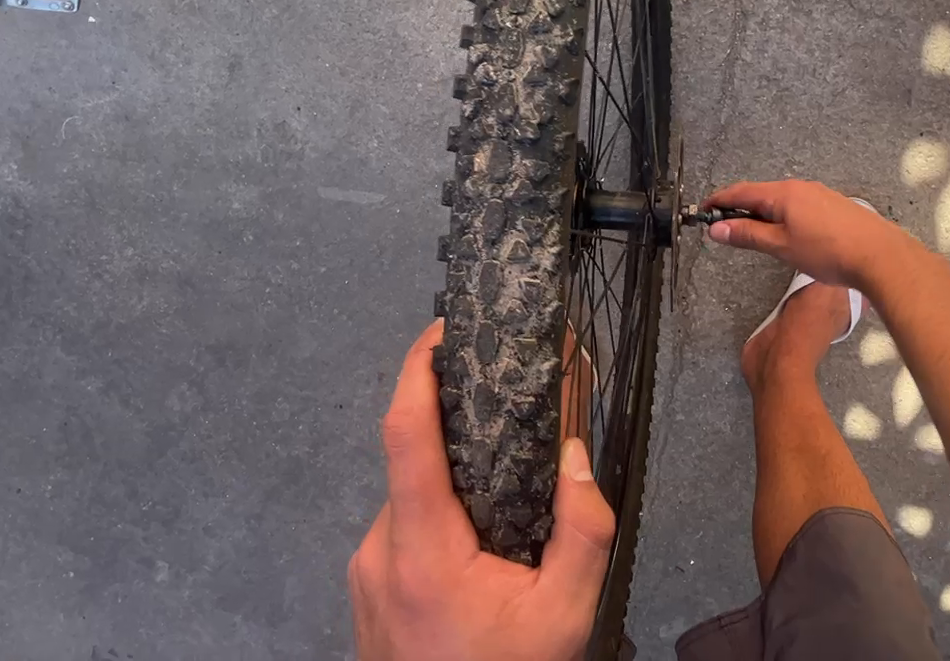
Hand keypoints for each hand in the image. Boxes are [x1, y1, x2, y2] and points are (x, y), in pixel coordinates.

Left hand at [349, 319, 615, 660]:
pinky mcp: (367, 587)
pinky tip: (478, 540)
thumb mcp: (564, 619)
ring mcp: (366, 568)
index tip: (441, 331)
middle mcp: (380, 547)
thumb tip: (574, 453)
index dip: (416, 370)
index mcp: (420, 548)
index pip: (405, 432)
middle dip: (455, 428)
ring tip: (504, 496)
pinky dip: (439, 511)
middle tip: (507, 413)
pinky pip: (404, 524)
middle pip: (412, 459)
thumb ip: (582, 533)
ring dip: (452, 480)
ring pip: (411, 494)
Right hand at [704, 179, 905, 287]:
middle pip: (759, 193)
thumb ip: (747, 235)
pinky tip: (785, 234)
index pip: (740, 192)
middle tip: (724, 227)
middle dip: (738, 208)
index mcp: (782, 193)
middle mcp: (799, 187)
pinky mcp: (833, 206)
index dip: (718, 200)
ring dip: (761, 213)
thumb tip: (716, 228)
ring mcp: (818, 195)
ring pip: (779, 200)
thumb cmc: (829, 251)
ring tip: (752, 234)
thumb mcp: (780, 246)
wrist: (881, 256)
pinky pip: (797, 205)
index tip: (703, 211)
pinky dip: (781, 215)